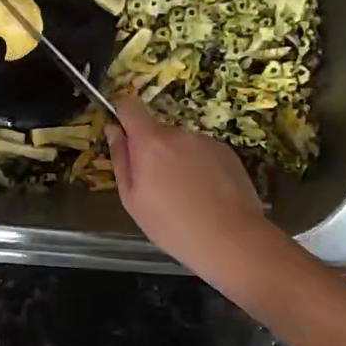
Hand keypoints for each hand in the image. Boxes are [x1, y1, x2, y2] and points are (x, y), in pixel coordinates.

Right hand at [106, 95, 278, 269]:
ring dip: (178, 161)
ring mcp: (206, 141)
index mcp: (151, 142)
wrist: (230, 238)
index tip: (125, 137)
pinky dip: (201, 168)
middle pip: (157, 131)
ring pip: (182, 145)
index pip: (130, 107)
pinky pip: (204, 153)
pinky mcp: (227, 152)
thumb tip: (114, 131)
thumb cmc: (172, 225)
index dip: (123, 117)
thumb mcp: (132, 199)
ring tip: (187, 196)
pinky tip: (207, 195)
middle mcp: (179, 133)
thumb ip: (121, 159)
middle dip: (153, 151)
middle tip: (159, 188)